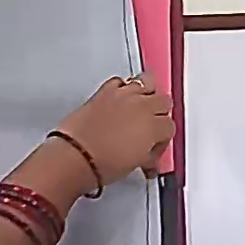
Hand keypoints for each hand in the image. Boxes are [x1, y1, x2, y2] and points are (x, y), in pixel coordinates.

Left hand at [57, 73, 175, 179]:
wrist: (75, 157)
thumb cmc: (102, 163)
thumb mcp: (136, 164)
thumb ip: (149, 153)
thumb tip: (147, 153)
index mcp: (154, 126)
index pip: (170, 126)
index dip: (162, 138)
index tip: (153, 145)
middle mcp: (142, 106)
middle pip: (164, 101)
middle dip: (159, 113)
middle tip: (151, 125)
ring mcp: (124, 95)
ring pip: (147, 81)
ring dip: (146, 93)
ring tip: (140, 105)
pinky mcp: (105, 91)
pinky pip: (120, 81)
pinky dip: (122, 87)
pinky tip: (119, 99)